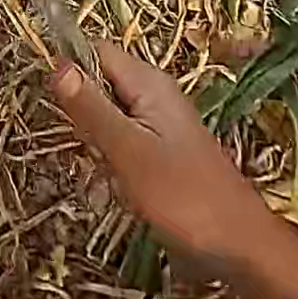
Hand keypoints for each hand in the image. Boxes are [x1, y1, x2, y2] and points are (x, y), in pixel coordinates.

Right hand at [52, 43, 297, 298]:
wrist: (243, 247)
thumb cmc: (184, 197)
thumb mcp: (128, 151)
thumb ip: (91, 108)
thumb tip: (57, 64)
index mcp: (147, 82)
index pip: (95, 51)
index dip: (70, 67)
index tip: (54, 101)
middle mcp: (154, 91)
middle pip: (100, 81)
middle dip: (83, 110)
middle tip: (87, 146)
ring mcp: (161, 120)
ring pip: (110, 112)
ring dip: (97, 138)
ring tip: (106, 172)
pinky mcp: (164, 146)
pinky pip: (125, 136)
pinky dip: (114, 155)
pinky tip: (120, 184)